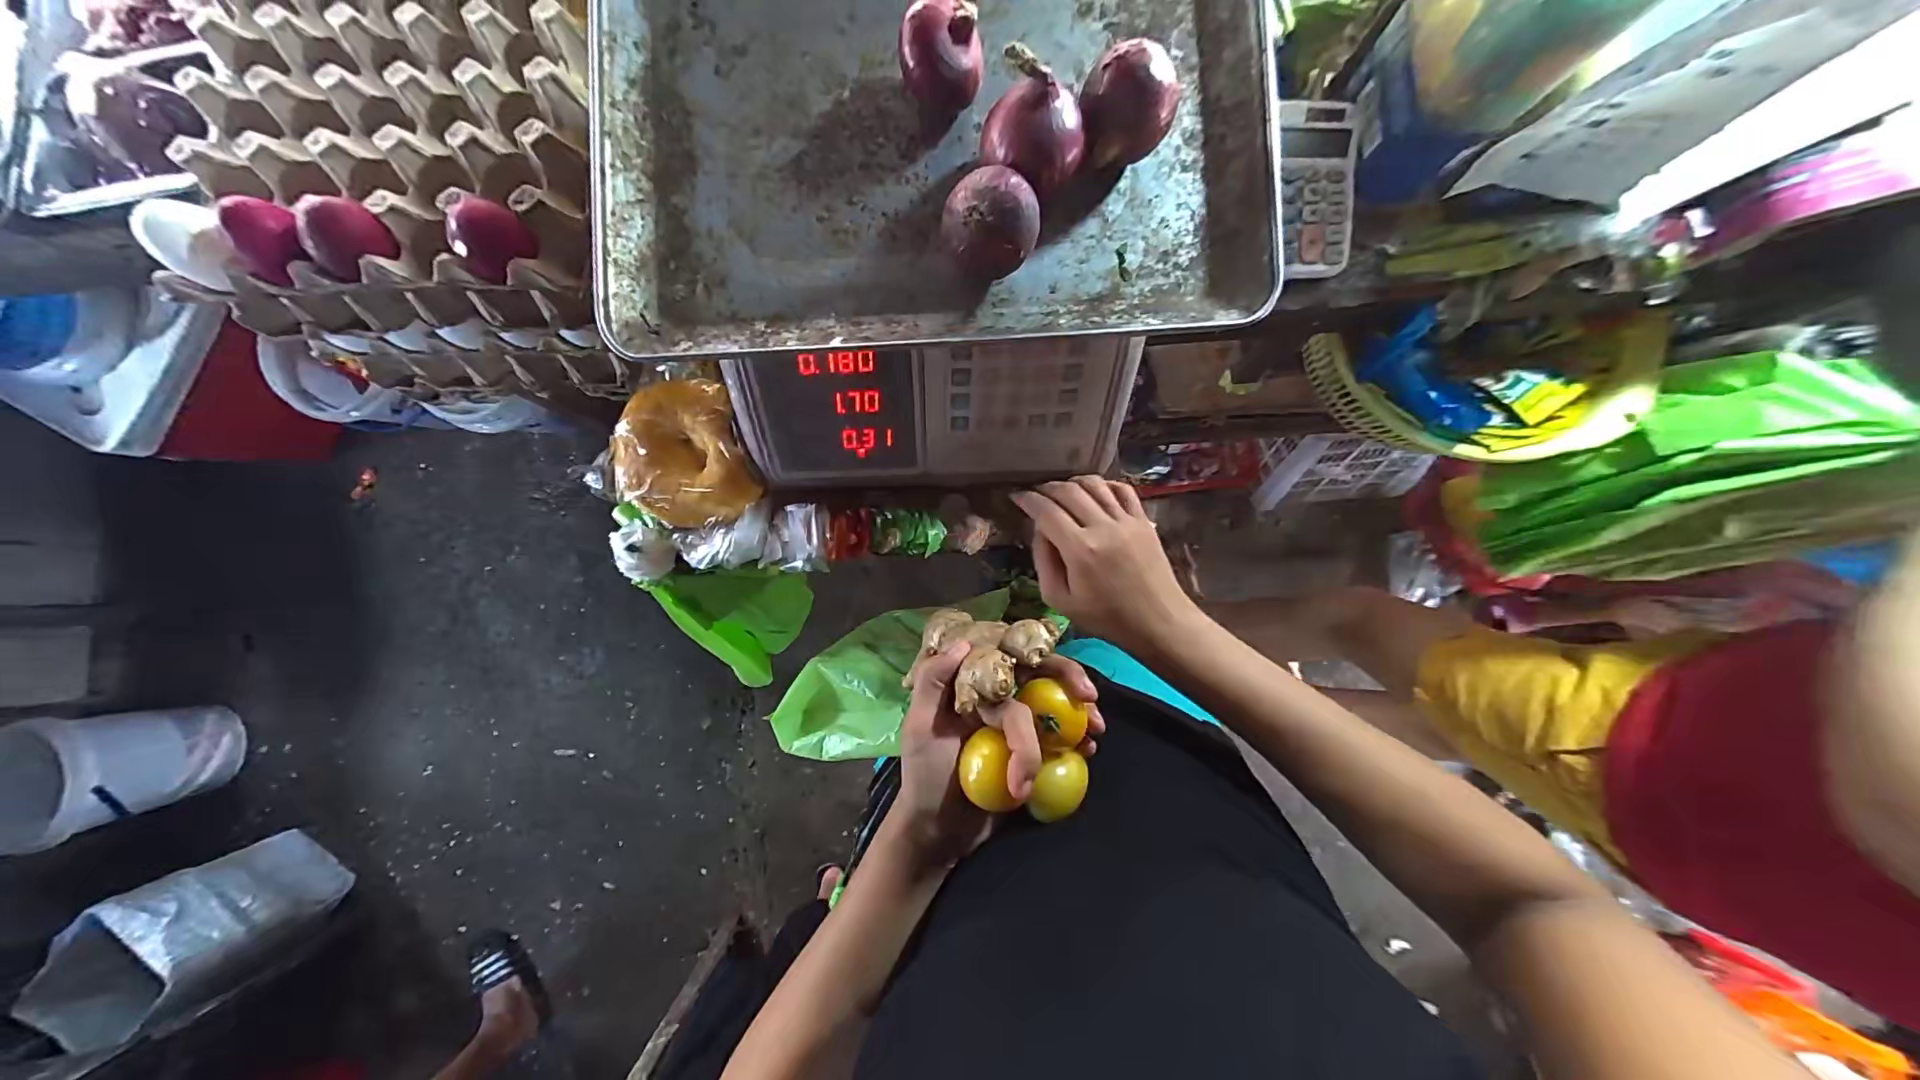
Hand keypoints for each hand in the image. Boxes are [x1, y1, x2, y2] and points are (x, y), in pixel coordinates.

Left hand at [889, 644, 1106, 870]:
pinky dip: (1077, 746)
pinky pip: (1058, 746)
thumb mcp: (919, 726)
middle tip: (1090, 700)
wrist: (937, 831)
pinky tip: (1088, 752)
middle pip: (1041, 678)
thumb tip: (964, 643)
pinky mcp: (1030, 760)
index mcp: (976, 688)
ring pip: (1055, 711)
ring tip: (1094, 735)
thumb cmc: (923, 775)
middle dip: (1070, 681)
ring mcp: (1018, 732)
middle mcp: (1000, 702)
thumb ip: (932, 682)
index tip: (1056, 665)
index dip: (1040, 657)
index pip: (1013, 659)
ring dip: (1078, 717)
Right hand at [1011, 476, 1202, 652]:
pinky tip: (1095, 491)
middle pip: (1068, 491)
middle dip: (1046, 488)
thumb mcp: (1060, 600)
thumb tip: (1039, 530)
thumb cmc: (1106, 617)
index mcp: (1080, 550)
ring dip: (1073, 482)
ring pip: (1095, 484)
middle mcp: (1103, 528)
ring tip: (1062, 490)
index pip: (1046, 511)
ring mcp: (1127, 521)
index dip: (1028, 500)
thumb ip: (1043, 562)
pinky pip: (1122, 490)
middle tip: (1035, 493)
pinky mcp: (1144, 521)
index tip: (1017, 496)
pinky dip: (1104, 484)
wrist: (1157, 621)